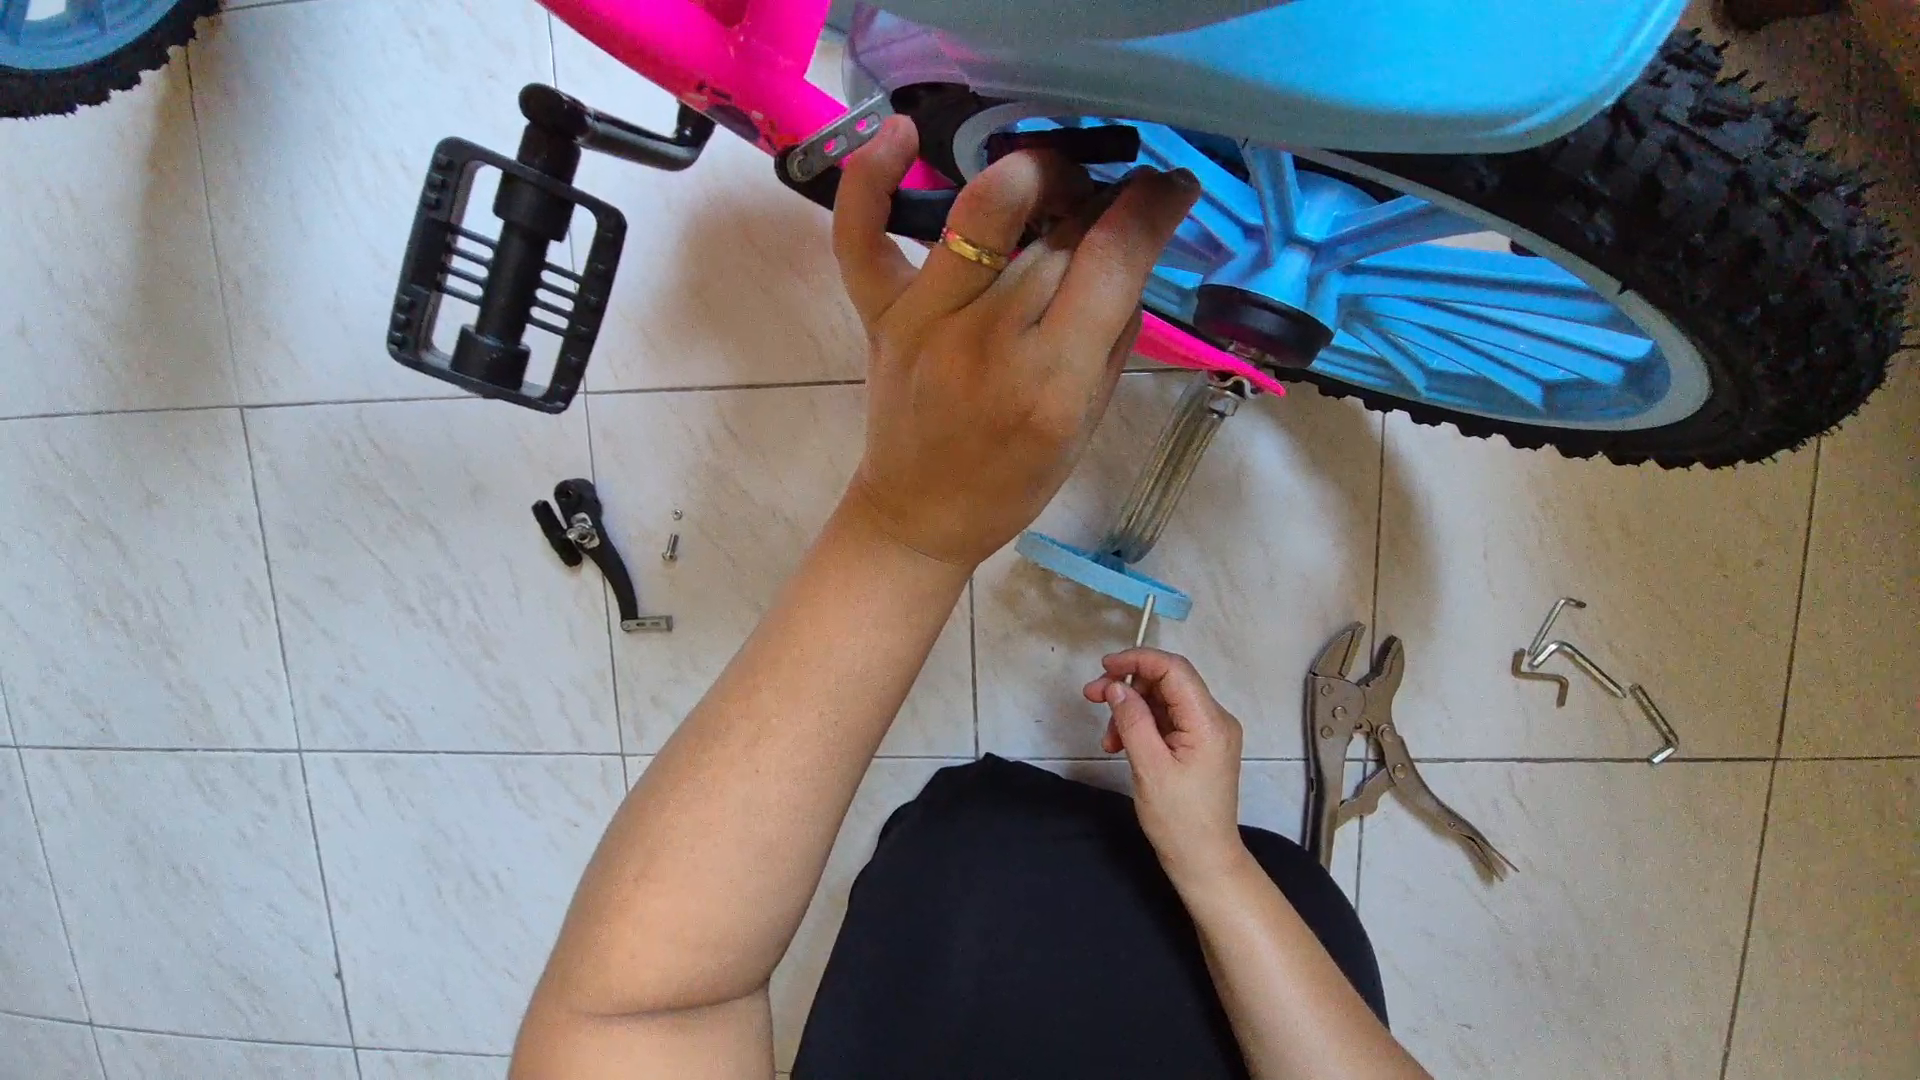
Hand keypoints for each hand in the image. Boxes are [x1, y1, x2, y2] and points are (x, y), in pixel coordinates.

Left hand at [832, 116, 1198, 567]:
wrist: (920, 516)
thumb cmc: (1011, 483)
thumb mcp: (1083, 428)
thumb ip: (1112, 341)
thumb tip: (1130, 252)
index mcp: (1050, 383)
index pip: (1112, 260)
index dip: (1152, 206)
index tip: (1170, 186)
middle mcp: (988, 341)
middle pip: (1059, 234)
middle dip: (1098, 206)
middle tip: (1108, 212)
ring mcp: (926, 321)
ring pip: (987, 211)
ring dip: (1031, 176)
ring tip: (1048, 184)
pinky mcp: (878, 315)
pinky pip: (861, 234)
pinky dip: (872, 179)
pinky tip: (902, 134)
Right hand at [1084, 648, 1247, 884]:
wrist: (1204, 860)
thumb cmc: (1178, 819)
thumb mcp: (1149, 767)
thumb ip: (1132, 721)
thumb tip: (1114, 686)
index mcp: (1209, 722)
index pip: (1174, 669)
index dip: (1137, 660)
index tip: (1104, 668)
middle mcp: (1215, 719)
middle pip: (1167, 681)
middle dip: (1128, 685)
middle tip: (1091, 697)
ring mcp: (1208, 732)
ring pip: (1162, 700)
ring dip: (1130, 709)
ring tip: (1108, 738)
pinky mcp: (1199, 744)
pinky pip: (1166, 719)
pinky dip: (1141, 725)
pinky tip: (1120, 745)